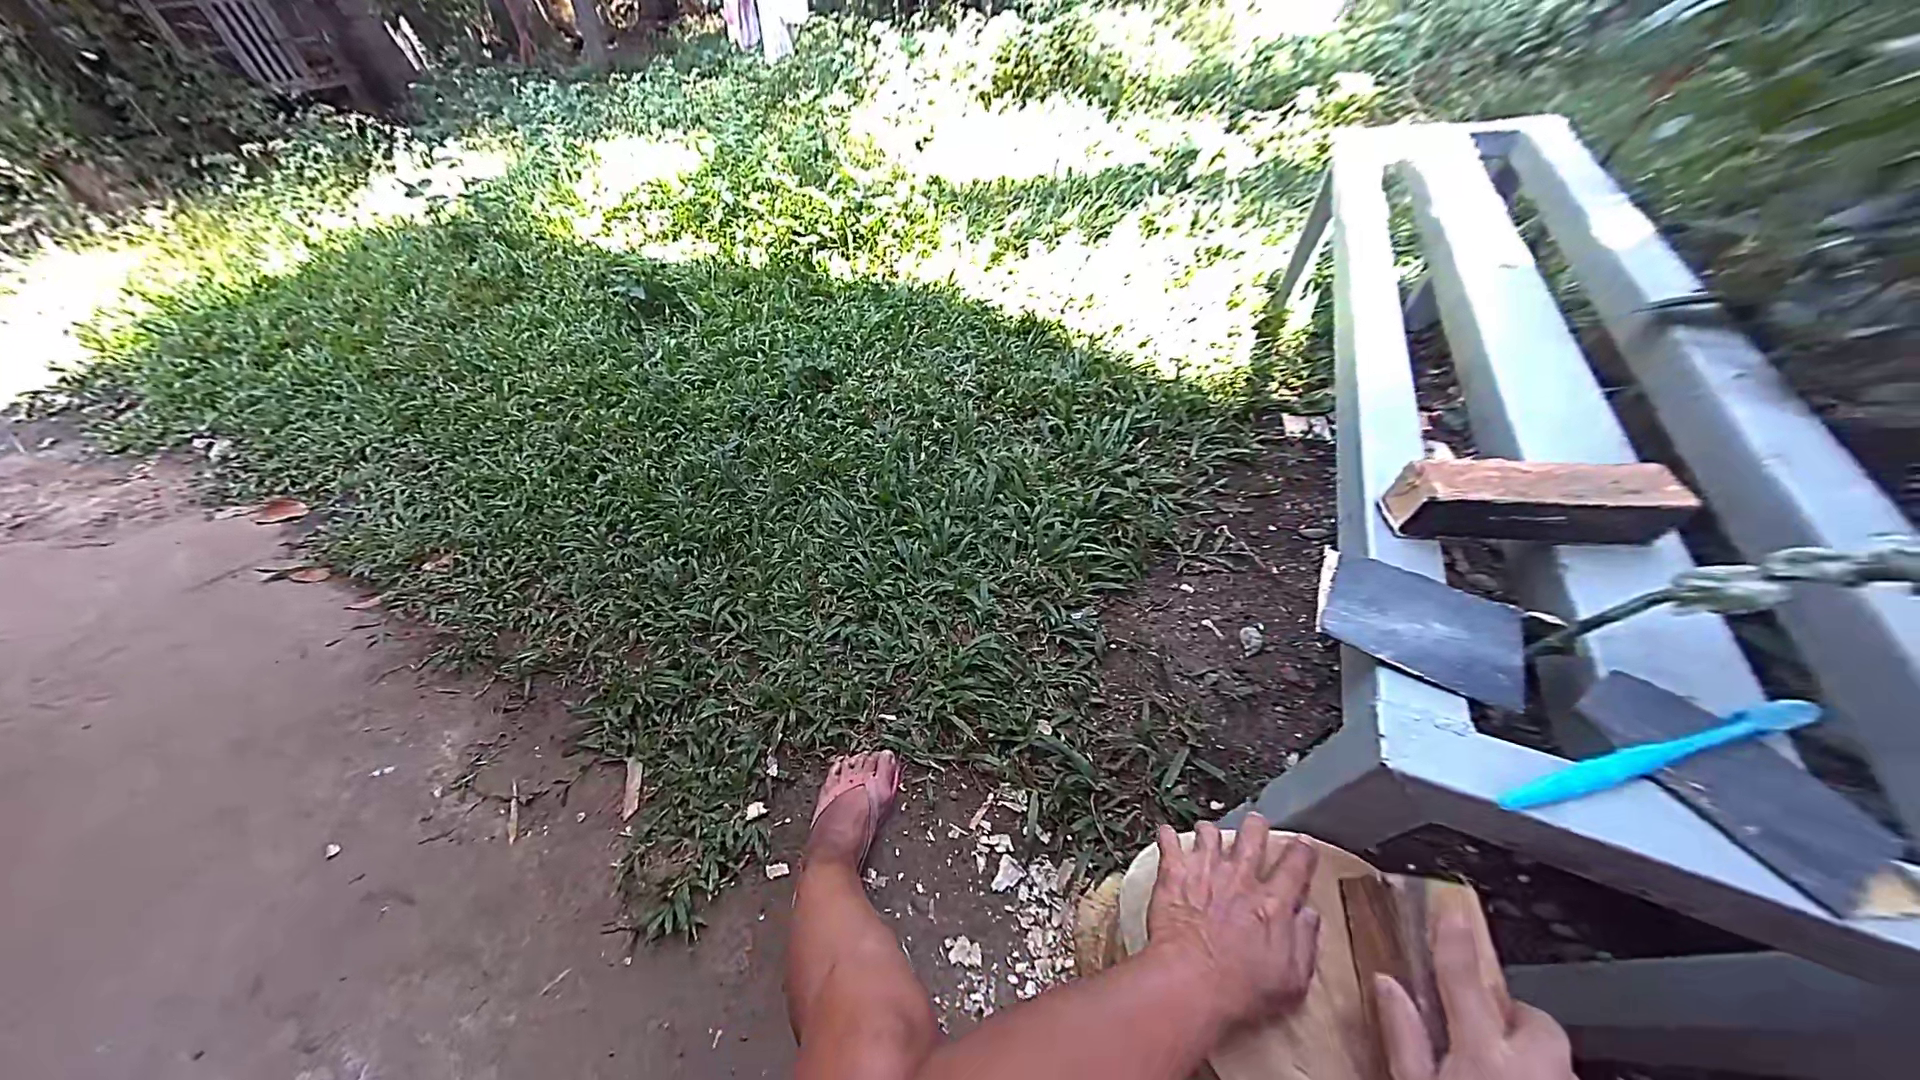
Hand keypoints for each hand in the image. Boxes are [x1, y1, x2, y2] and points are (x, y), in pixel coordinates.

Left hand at [1145, 814, 1321, 1027]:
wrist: (1191, 980)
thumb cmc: (1243, 989)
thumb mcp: (1292, 980)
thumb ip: (1304, 943)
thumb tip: (1309, 915)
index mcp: (1272, 902)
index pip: (1295, 867)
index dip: (1302, 852)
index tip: (1304, 843)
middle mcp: (1239, 878)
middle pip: (1252, 837)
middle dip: (1256, 826)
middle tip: (1256, 823)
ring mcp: (1204, 871)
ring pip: (1209, 833)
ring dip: (1210, 832)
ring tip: (1208, 833)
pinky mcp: (1173, 873)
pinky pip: (1168, 841)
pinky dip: (1168, 835)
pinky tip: (1167, 834)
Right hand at [1374, 909, 1575, 1079]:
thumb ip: (1404, 1038)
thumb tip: (1388, 985)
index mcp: (1484, 1056)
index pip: (1463, 977)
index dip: (1454, 938)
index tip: (1451, 910)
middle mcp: (1534, 1072)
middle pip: (1538, 1023)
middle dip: (1514, 1018)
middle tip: (1484, 1030)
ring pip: (1557, 1065)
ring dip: (1530, 1062)